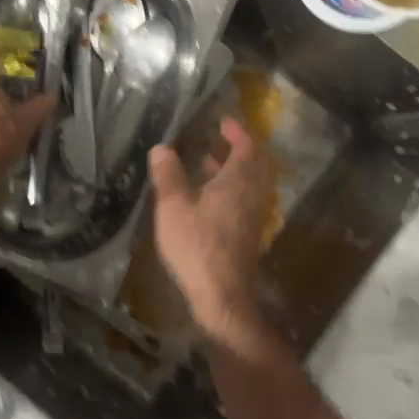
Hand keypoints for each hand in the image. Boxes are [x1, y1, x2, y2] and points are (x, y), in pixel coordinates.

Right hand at [148, 117, 275, 341]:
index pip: (247, 147)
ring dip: (234, 170)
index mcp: (239, 182)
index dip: (237, 132)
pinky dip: (232, 190)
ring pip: (251, 184)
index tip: (223, 122)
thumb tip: (162, 148)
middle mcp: (253, 195)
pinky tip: (208, 199)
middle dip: (239, 149)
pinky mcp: (249, 235)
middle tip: (219, 140)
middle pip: (256, 164)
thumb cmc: (197, 247)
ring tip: (208, 164)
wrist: (222, 296)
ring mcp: (254, 217)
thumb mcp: (173, 208)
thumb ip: (168, 176)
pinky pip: (246, 200)